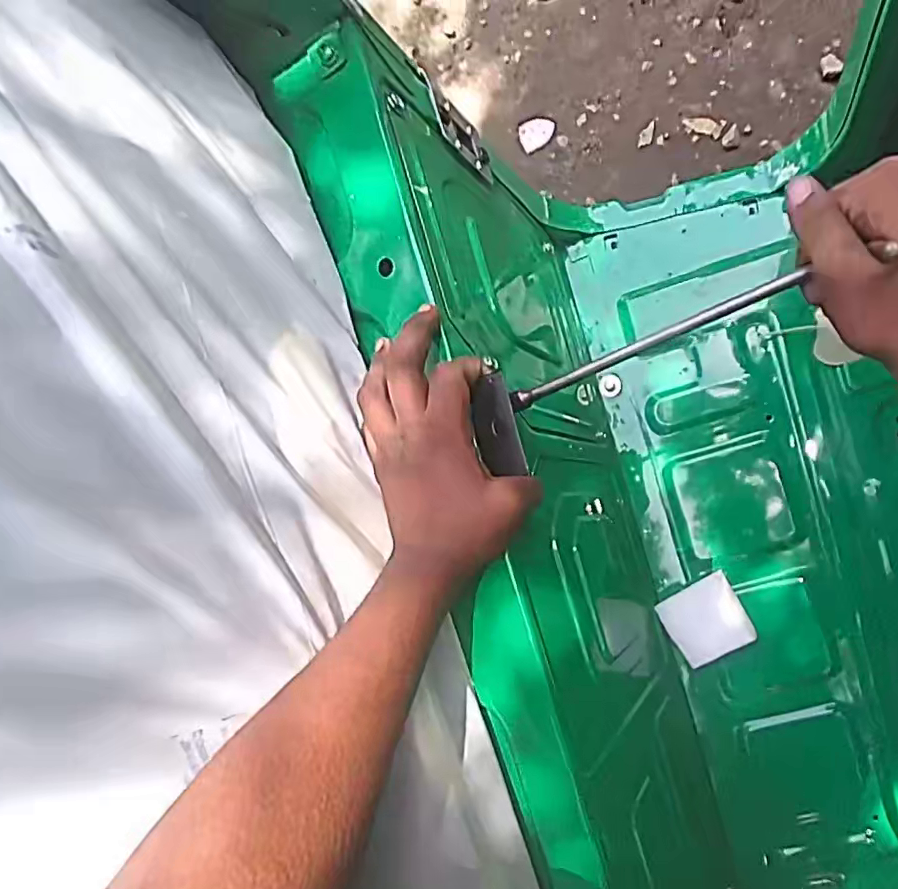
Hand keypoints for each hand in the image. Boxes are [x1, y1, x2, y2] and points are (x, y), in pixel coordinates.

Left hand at [358, 306, 541, 595]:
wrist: (428, 565)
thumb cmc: (469, 532)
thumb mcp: (514, 504)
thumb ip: (527, 479)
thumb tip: (527, 473)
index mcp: (442, 433)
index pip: (450, 380)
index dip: (469, 367)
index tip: (486, 374)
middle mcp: (409, 430)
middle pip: (401, 367)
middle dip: (416, 334)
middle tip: (430, 314)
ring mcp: (389, 444)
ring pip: (373, 387)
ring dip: (385, 359)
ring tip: (398, 342)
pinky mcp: (381, 460)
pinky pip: (369, 415)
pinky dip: (375, 392)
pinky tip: (385, 389)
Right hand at [785, 157, 897, 366]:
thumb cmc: (885, 314)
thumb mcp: (840, 270)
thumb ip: (816, 225)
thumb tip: (797, 187)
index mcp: (890, 181)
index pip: (820, 208)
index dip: (817, 249)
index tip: (830, 280)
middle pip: (834, 216)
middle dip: (829, 256)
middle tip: (843, 291)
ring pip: (845, 229)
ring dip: (839, 265)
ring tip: (855, 292)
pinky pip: (864, 236)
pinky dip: (858, 264)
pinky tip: (867, 286)